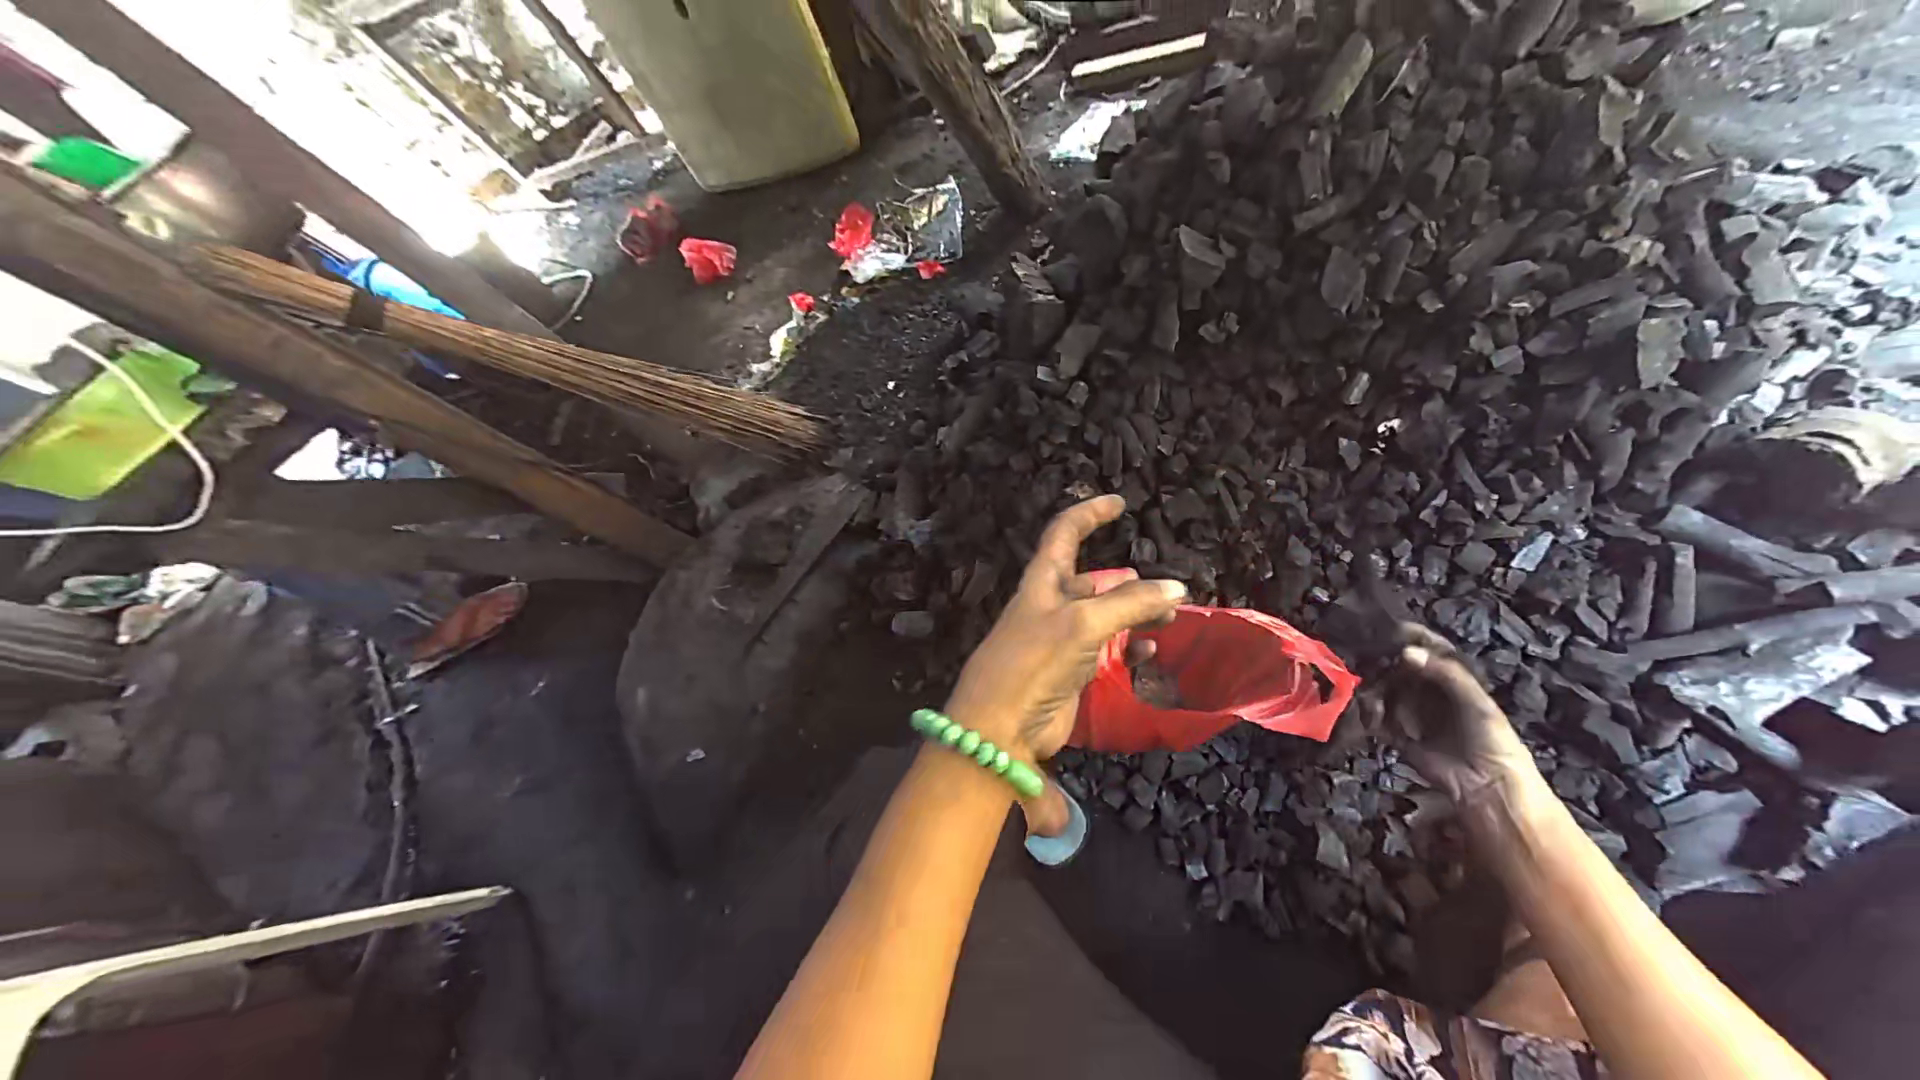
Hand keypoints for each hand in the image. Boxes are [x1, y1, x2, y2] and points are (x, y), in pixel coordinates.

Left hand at [945, 493, 1184, 763]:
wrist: (1002, 727)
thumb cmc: (1034, 661)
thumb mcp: (1083, 622)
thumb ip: (1130, 602)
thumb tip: (1175, 588)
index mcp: (1043, 581)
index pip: (1065, 534)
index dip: (1089, 514)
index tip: (1119, 503)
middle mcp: (1052, 606)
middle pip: (1095, 581)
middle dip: (1130, 582)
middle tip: (1168, 591)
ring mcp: (1062, 641)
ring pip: (1107, 618)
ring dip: (1137, 616)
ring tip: (1168, 620)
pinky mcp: (1072, 673)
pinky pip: (1107, 651)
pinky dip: (1129, 648)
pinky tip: (1148, 652)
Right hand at [1387, 625, 1540, 808]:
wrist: (1487, 785)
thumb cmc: (1490, 738)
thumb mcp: (1476, 701)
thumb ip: (1444, 673)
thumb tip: (1405, 651)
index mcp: (1447, 676)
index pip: (1423, 648)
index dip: (1404, 637)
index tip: (1381, 631)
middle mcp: (1425, 689)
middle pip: (1394, 667)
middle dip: (1379, 665)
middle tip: (1365, 665)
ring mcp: (1410, 711)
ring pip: (1380, 690)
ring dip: (1372, 693)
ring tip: (1372, 702)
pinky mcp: (1397, 733)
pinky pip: (1375, 718)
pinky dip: (1369, 716)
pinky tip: (1371, 718)